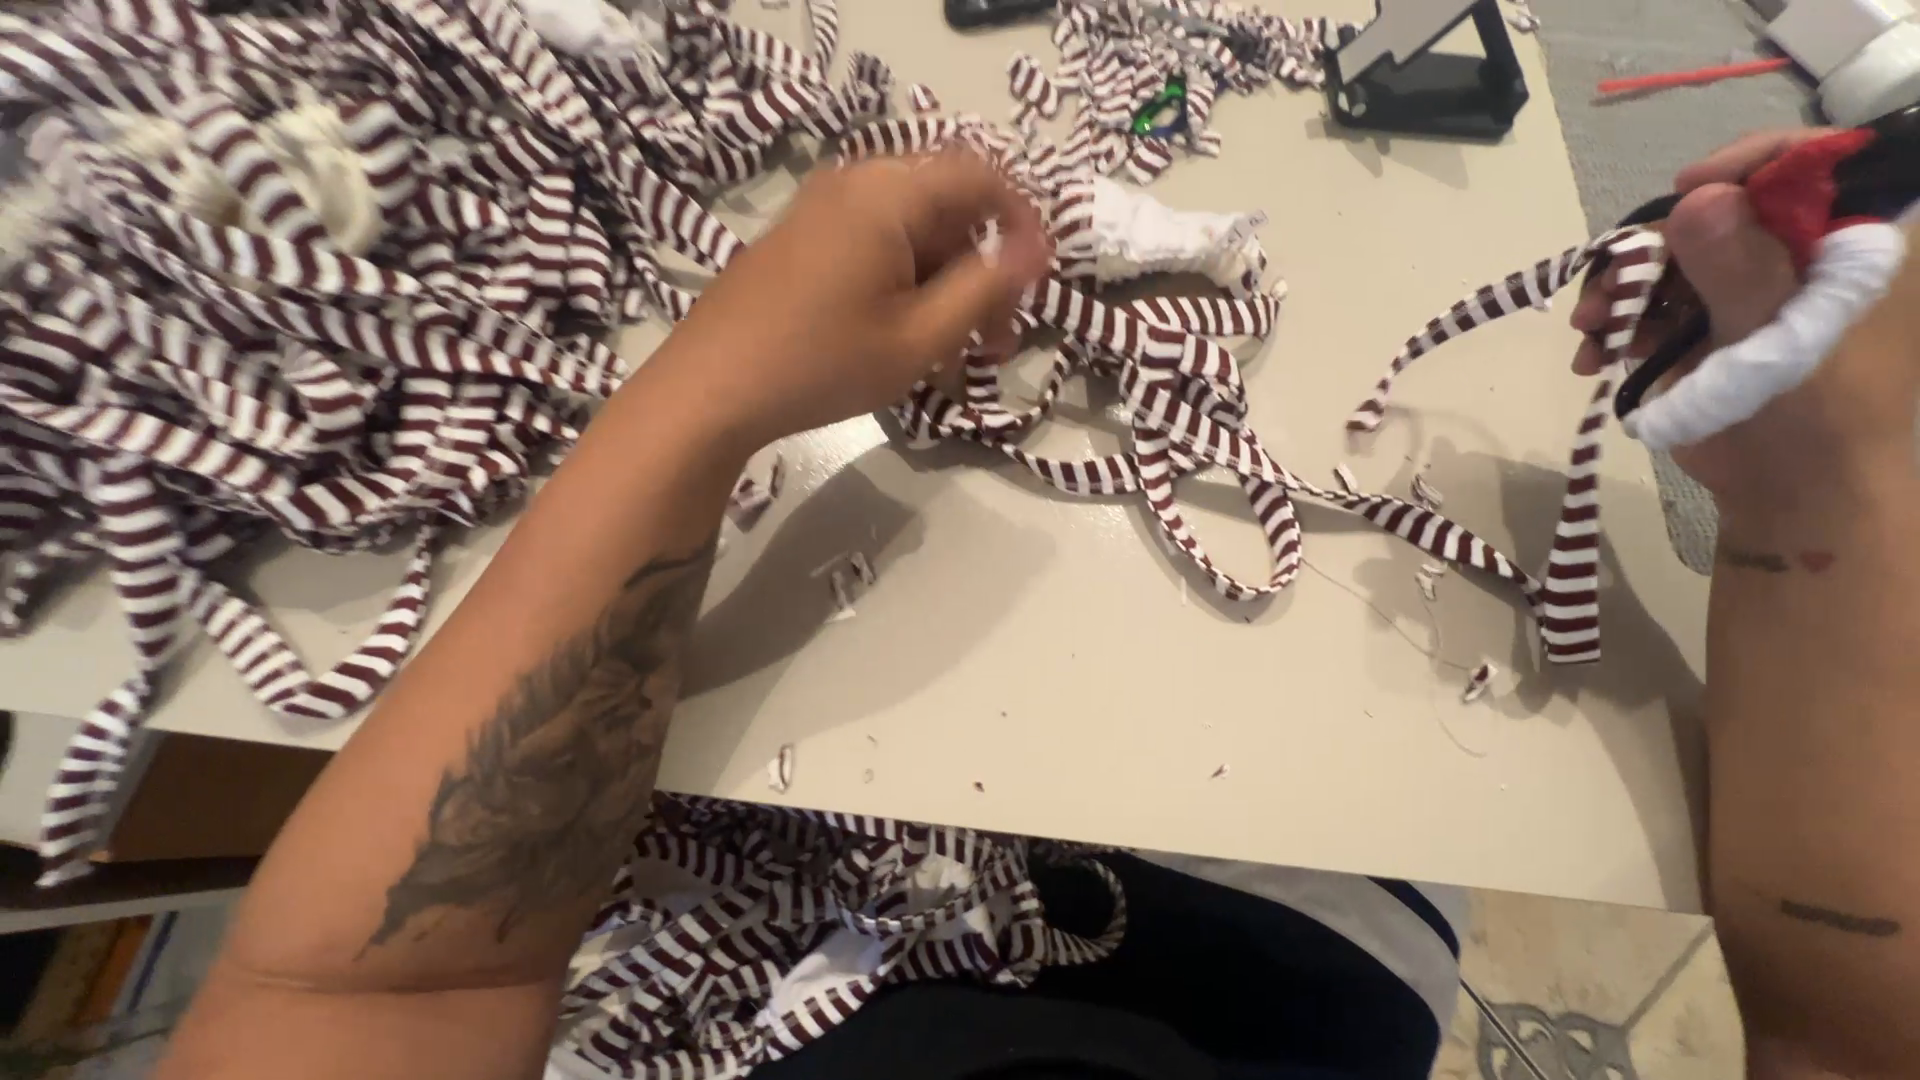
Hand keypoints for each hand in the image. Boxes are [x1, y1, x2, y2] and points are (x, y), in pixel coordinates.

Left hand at [639, 152, 1051, 455]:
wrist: (710, 390)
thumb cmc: (822, 364)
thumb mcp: (919, 336)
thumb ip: (985, 289)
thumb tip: (1035, 252)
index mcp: (887, 193)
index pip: (981, 177)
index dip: (1022, 224)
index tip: (1036, 285)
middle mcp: (854, 185)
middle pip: (946, 209)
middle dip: (982, 272)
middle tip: (997, 342)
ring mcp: (822, 213)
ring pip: (911, 236)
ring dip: (946, 288)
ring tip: (955, 355)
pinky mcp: (803, 244)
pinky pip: (875, 250)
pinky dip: (906, 288)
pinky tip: (907, 342)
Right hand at [1567, 129, 1919, 524]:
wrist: (1791, 490)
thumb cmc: (1814, 413)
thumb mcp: (1778, 337)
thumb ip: (1742, 266)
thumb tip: (1699, 197)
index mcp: (1845, 244)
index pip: (1808, 166)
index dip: (1746, 166)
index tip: (1686, 192)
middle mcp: (1795, 257)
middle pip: (1713, 219)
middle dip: (1647, 252)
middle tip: (1603, 293)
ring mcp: (1743, 294)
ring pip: (1669, 265)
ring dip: (1617, 294)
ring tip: (1587, 333)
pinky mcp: (1703, 330)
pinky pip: (1650, 309)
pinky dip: (1614, 328)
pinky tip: (1594, 357)